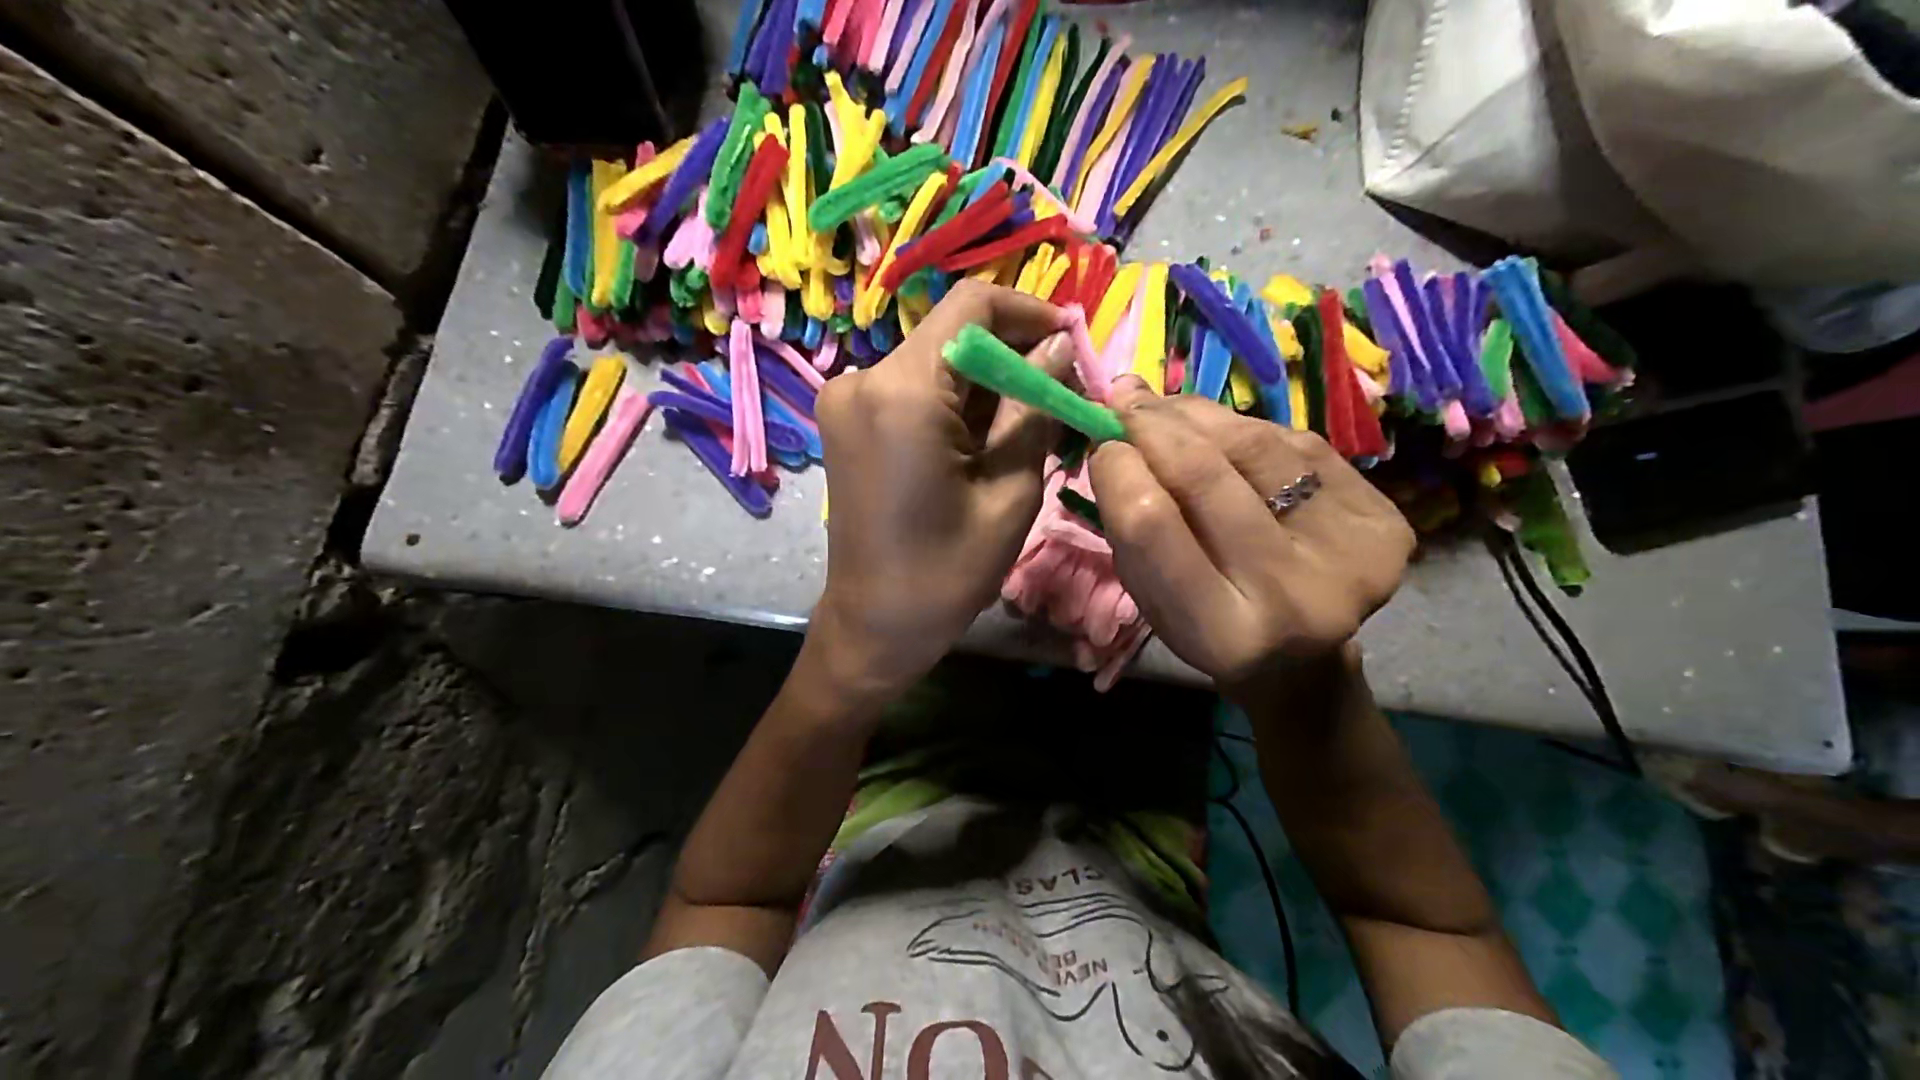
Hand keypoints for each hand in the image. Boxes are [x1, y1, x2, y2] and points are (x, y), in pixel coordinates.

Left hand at [809, 281, 1073, 699]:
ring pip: (936, 361)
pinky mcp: (848, 420)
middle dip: (1012, 354)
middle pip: (953, 332)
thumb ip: (1033, 406)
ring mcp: (848, 398)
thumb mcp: (1010, 491)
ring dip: (986, 383)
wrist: (875, 624)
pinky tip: (984, 439)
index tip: (1070, 343)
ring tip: (1029, 424)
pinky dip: (954, 402)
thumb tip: (1060, 345)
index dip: (1029, 313)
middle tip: (1060, 394)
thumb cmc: (946, 572)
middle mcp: (863, 379)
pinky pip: (914, 388)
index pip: (972, 305)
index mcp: (902, 392)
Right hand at [1088, 376, 1414, 704]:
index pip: (1153, 526)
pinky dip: (1246, 427)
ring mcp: (1351, 555)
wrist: (1301, 657)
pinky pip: (1298, 445)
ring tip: (1162, 405)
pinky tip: (1216, 427)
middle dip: (1154, 427)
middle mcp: (1295, 597)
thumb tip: (1114, 436)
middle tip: (1123, 399)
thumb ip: (1130, 526)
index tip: (1101, 442)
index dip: (1120, 471)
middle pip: (1207, 478)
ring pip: (1257, 449)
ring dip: (1197, 414)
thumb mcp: (1152, 597)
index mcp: (1223, 634)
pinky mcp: (1385, 522)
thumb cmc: (1206, 628)